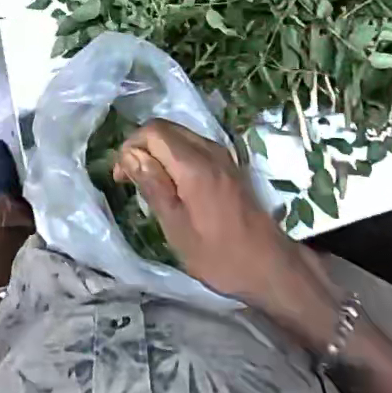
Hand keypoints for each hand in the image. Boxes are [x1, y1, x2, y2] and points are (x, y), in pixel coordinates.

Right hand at [116, 120, 343, 347]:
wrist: (269, 264)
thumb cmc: (219, 255)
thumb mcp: (177, 228)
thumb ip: (153, 186)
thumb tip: (130, 156)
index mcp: (194, 165)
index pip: (153, 131)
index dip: (130, 148)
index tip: (122, 178)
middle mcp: (210, 150)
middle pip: (166, 128)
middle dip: (142, 146)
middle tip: (130, 179)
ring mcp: (222, 155)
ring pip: (180, 135)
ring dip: (158, 151)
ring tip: (148, 184)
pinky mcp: (228, 164)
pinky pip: (194, 146)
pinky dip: (175, 155)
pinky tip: (172, 184)